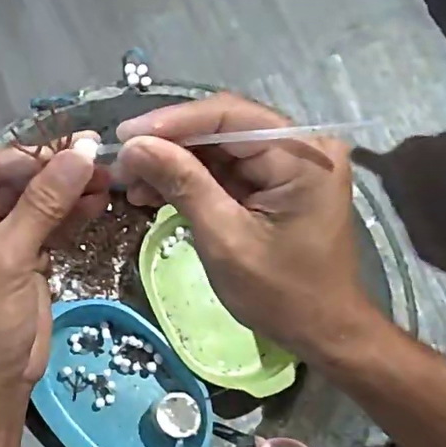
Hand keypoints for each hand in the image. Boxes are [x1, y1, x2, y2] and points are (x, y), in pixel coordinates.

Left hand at [0, 143, 105, 395]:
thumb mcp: (7, 255)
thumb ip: (44, 202)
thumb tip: (84, 153)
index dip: (14, 159)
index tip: (57, 156)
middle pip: (11, 183)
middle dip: (51, 173)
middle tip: (95, 158)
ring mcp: (1, 243)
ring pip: (36, 204)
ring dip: (68, 191)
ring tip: (105, 178)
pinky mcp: (28, 261)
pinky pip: (50, 228)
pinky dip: (72, 215)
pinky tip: (97, 202)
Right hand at [112, 93, 382, 361]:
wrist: (322, 331)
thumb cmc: (280, 293)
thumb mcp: (224, 238)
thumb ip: (182, 184)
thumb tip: (134, 146)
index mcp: (302, 155)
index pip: (228, 116)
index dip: (171, 122)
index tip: (124, 137)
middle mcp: (302, 147)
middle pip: (222, 128)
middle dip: (168, 145)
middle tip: (122, 165)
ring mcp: (289, 164)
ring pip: (218, 149)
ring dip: (174, 164)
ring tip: (132, 184)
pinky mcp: (276, 183)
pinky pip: (226, 170)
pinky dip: (190, 180)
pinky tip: (154, 193)